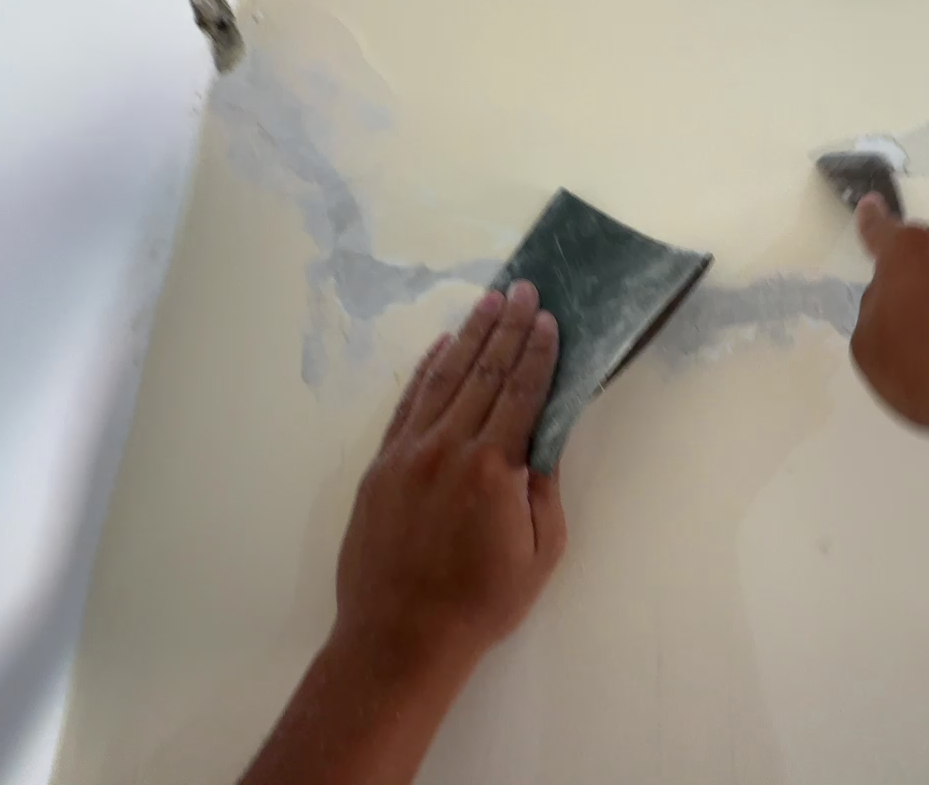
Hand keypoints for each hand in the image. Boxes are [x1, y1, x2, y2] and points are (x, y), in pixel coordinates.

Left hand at [332, 281, 567, 680]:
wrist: (397, 640)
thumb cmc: (483, 600)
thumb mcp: (540, 549)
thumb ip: (543, 485)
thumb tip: (546, 434)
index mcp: (493, 468)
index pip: (522, 392)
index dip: (537, 352)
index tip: (547, 317)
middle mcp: (449, 447)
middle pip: (485, 372)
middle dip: (507, 327)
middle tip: (521, 288)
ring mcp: (408, 452)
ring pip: (445, 378)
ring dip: (469, 335)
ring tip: (488, 301)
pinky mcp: (381, 464)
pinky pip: (408, 403)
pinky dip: (426, 369)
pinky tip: (442, 344)